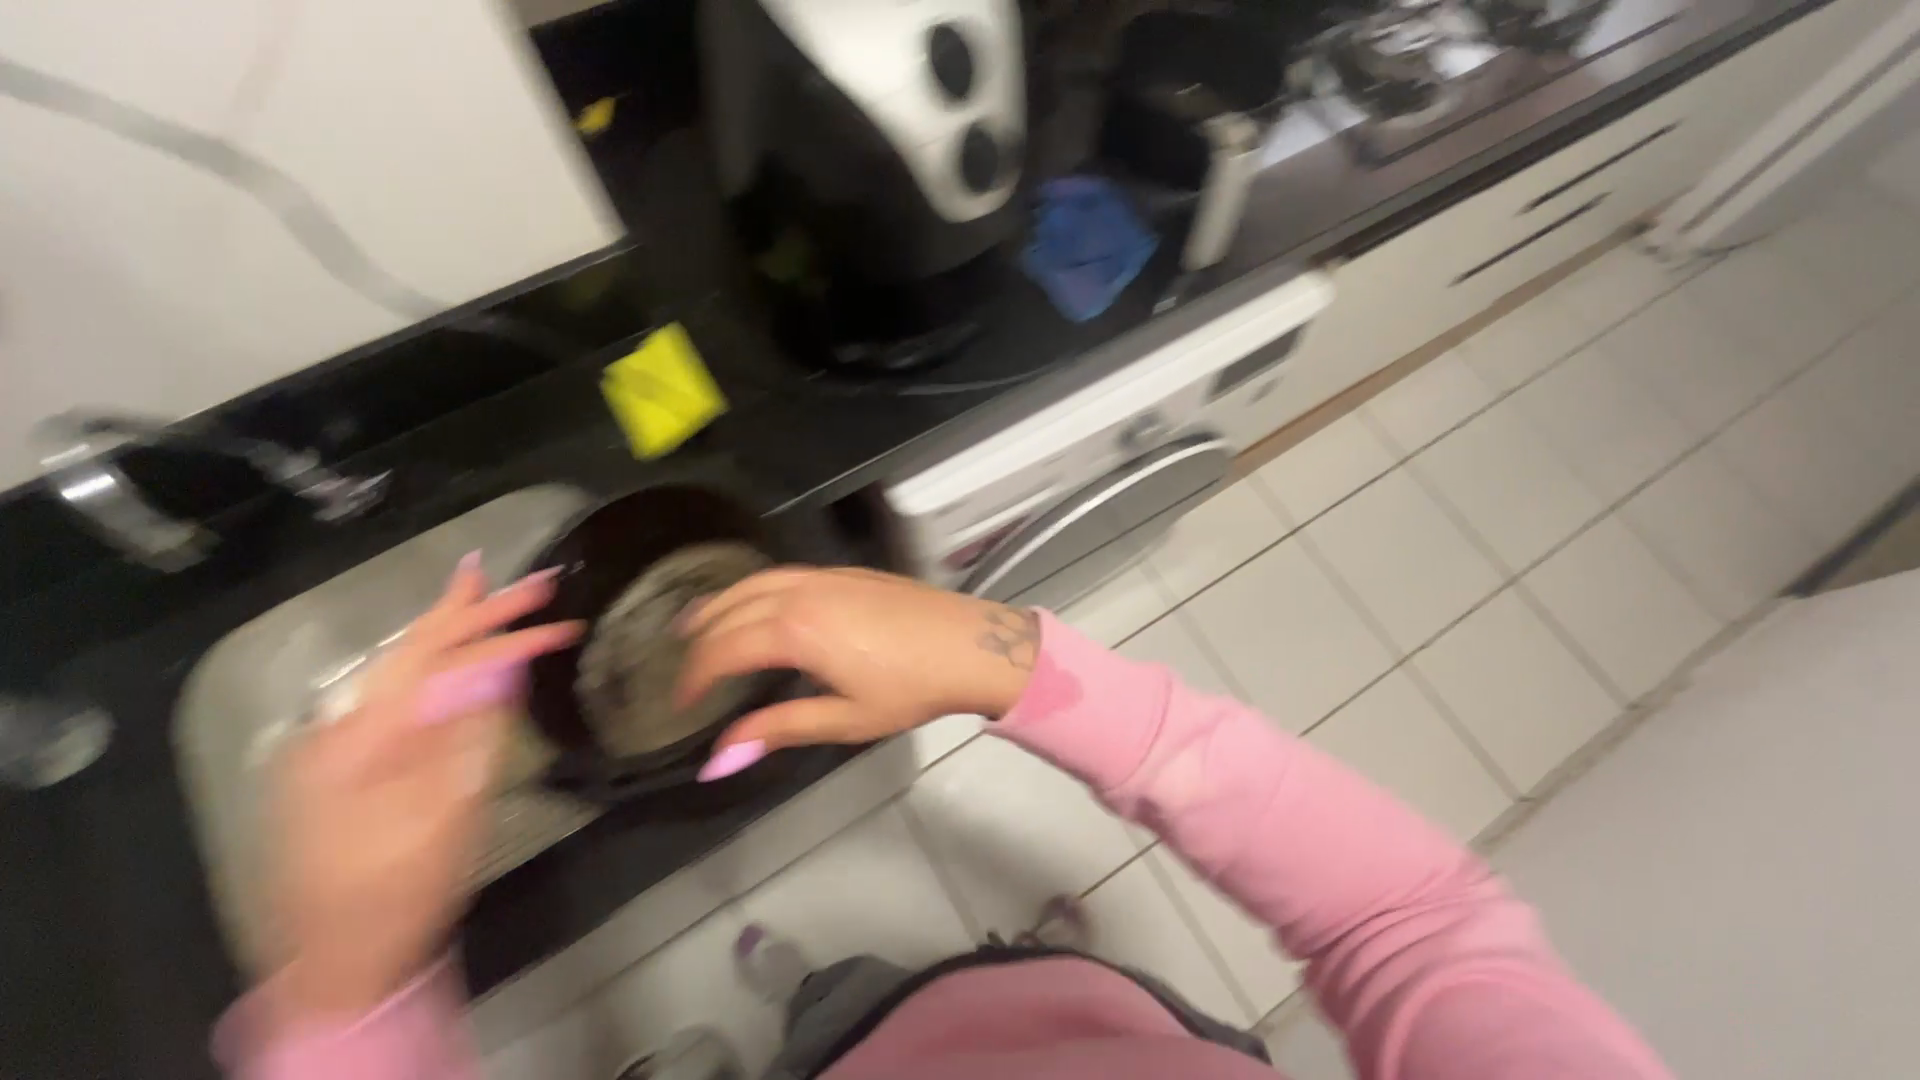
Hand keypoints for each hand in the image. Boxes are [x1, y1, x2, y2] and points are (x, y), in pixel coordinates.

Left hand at [267, 553, 583, 1025]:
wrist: (341, 961)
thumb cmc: (402, 891)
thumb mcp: (448, 814)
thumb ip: (470, 732)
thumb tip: (499, 664)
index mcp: (362, 738)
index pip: (442, 662)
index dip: (505, 635)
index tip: (561, 620)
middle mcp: (338, 726)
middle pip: (415, 651)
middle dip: (477, 612)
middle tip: (534, 582)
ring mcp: (335, 743)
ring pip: (401, 668)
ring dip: (451, 628)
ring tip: (487, 589)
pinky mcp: (344, 760)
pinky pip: (394, 694)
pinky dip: (431, 663)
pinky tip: (450, 646)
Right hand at [673, 568, 1038, 778]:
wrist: (970, 645)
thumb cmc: (910, 688)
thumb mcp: (845, 719)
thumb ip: (779, 729)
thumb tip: (719, 758)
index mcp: (795, 629)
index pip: (723, 649)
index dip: (695, 678)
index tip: (680, 704)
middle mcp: (801, 592)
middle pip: (731, 610)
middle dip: (699, 641)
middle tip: (682, 669)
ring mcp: (824, 575)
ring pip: (753, 582)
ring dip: (719, 604)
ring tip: (695, 624)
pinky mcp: (845, 571)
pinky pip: (780, 574)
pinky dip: (751, 588)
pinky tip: (755, 604)